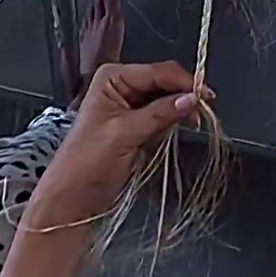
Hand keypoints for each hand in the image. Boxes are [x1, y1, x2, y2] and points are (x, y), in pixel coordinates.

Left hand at [30, 62, 207, 227]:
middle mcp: (123, 84)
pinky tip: (175, 130)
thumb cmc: (87, 164)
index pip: (157, 71)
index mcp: (114, 77)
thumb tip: (192, 98)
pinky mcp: (137, 123)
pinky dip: (171, 123)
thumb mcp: (123, 134)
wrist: (69, 204)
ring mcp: (130, 104)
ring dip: (178, 111)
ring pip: (167, 98)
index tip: (206, 96)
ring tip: (191, 123)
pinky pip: (163, 115)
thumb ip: (159, 113)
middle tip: (202, 112)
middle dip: (182, 97)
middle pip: (164, 82)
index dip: (183, 82)